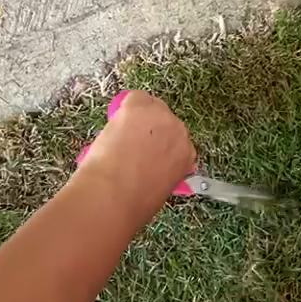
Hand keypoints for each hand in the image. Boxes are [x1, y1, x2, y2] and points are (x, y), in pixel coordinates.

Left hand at [76, 90, 196, 199]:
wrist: (113, 195)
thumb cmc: (134, 203)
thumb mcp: (159, 192)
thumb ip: (161, 174)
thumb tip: (148, 171)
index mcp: (187, 157)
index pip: (178, 142)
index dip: (160, 146)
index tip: (147, 153)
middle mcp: (179, 133)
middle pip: (166, 122)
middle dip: (150, 131)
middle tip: (131, 146)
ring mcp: (160, 117)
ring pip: (151, 107)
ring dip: (138, 118)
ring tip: (120, 137)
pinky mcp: (138, 106)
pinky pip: (135, 98)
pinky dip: (125, 108)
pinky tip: (116, 122)